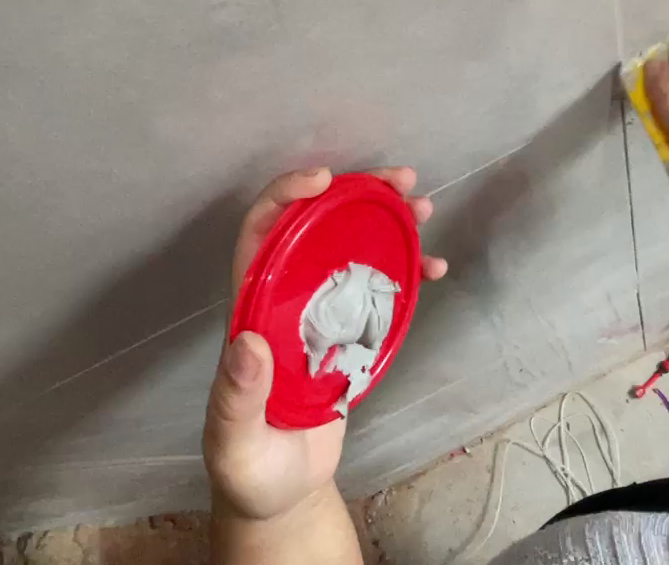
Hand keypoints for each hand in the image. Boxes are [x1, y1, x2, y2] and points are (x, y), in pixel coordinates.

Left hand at [203, 167, 448, 521]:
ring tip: (424, 208)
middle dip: (357, 193)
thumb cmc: (250, 465)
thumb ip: (237, 397)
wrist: (285, 490)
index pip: (261, 232)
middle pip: (319, 225)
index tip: (322, 178)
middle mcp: (289, 293)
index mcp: (254, 305)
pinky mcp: (353, 330)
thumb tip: (246, 341)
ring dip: (389, 221)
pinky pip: (382, 287)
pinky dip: (409, 271)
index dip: (286, 196)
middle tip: (400, 180)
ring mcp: (324, 309)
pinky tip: (435, 267)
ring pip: (356, 247)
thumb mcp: (234, 439)